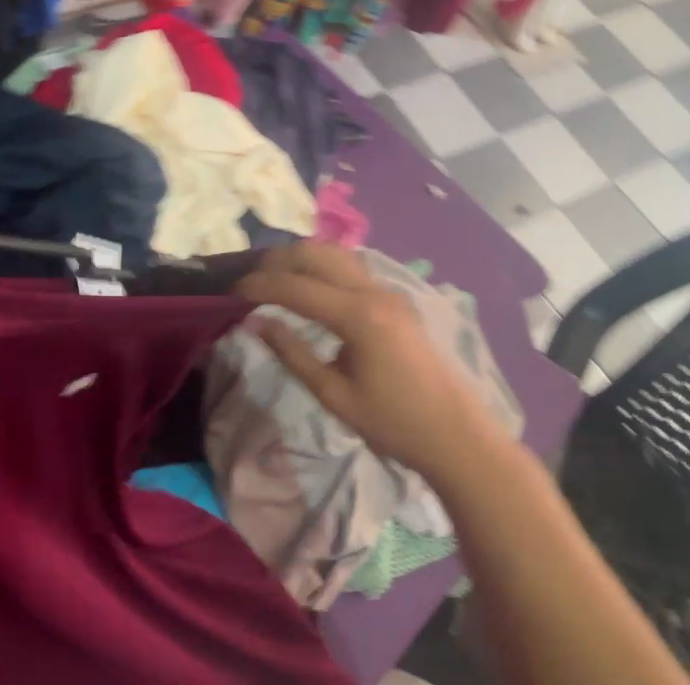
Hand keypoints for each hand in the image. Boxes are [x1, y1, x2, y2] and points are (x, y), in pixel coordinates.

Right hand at [234, 243, 502, 478]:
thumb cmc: (394, 424)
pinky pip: (351, 267)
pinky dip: (321, 266)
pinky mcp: (396, 300)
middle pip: (316, 254)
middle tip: (249, 281)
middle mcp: (374, 293)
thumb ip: (292, 354)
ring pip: (335, 253)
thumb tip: (256, 322)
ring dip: (300, 258)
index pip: (295, 286)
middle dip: (276, 261)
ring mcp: (389, 292)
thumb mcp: (334, 395)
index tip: (230, 293)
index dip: (258, 286)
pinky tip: (307, 285)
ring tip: (273, 278)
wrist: (458, 436)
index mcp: (358, 317)